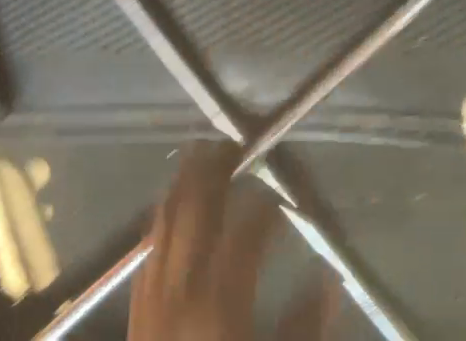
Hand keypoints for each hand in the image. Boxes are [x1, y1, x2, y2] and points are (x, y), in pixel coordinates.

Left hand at [130, 143, 302, 340]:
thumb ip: (302, 325)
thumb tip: (329, 282)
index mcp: (222, 299)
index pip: (245, 233)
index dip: (262, 207)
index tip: (278, 191)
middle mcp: (183, 288)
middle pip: (197, 214)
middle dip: (211, 175)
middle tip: (226, 143)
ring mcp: (153, 298)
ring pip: (165, 225)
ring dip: (180, 188)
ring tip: (194, 157)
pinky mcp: (136, 313)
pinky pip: (146, 253)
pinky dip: (158, 222)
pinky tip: (164, 211)